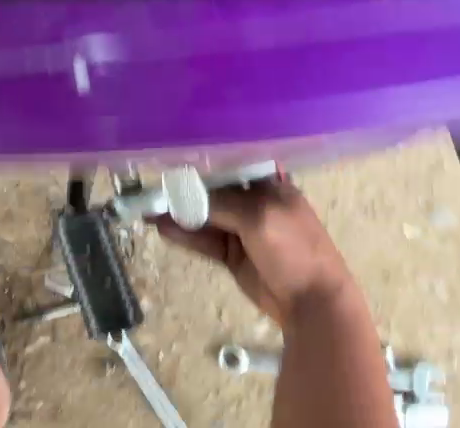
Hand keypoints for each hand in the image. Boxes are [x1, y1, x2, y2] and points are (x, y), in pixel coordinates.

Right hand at [155, 179, 358, 330]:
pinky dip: (183, 234)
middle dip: (183, 187)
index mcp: (269, 183)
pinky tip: (160, 226)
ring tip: (146, 206)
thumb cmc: (294, 249)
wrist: (313, 305)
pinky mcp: (231, 253)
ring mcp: (241, 229)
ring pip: (204, 215)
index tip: (171, 154)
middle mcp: (253, 201)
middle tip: (153, 184)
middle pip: (212, 189)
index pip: (230, 163)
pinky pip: (203, 239)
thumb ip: (219, 202)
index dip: (202, 160)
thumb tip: (181, 195)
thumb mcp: (258, 215)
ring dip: (178, 211)